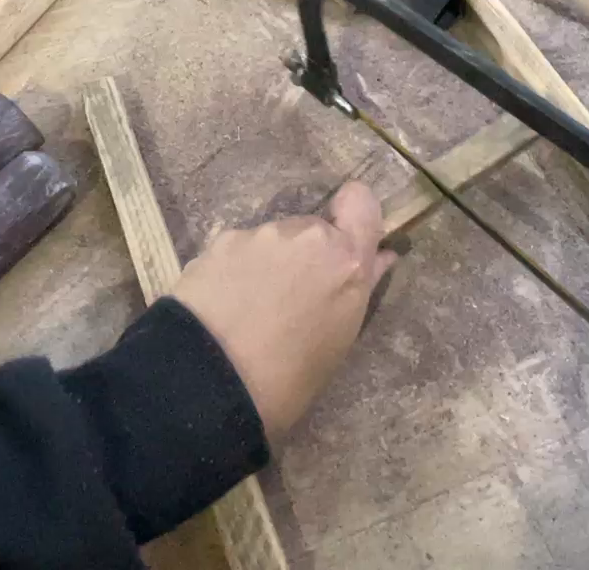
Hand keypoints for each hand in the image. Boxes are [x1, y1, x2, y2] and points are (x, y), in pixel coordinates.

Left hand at [171, 181, 397, 442]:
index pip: (361, 202)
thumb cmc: (289, 381)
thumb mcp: (337, 340)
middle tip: (289, 298)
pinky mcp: (222, 240)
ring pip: (275, 240)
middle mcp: (308, 236)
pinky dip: (236, 269)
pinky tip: (222, 303)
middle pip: (314, 229)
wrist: (209, 386)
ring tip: (249, 308)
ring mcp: (262, 235)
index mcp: (347, 262)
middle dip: (306, 255)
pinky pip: (240, 249)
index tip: (343, 241)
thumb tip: (379, 257)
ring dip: (270, 263)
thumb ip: (357, 288)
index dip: (352, 214)